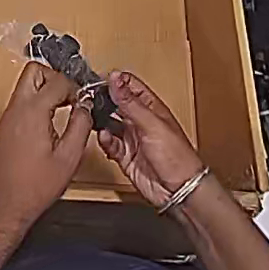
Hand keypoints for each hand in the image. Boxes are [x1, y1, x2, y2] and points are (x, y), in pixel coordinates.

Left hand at [0, 61, 94, 236]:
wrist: (5, 206)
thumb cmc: (34, 187)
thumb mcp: (69, 157)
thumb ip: (81, 125)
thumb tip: (86, 106)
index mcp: (33, 112)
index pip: (57, 80)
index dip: (75, 88)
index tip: (83, 101)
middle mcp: (17, 109)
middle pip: (34, 71)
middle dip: (55, 77)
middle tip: (70, 95)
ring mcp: (8, 116)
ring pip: (26, 84)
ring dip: (46, 89)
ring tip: (63, 108)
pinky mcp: (5, 126)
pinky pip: (22, 100)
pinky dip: (37, 101)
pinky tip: (50, 122)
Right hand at [97, 70, 207, 208]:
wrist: (179, 190)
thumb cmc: (177, 156)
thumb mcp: (151, 124)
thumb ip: (130, 102)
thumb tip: (116, 79)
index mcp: (151, 107)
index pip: (129, 85)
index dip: (115, 80)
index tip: (99, 80)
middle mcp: (140, 120)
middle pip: (117, 103)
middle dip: (103, 100)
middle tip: (89, 98)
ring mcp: (132, 138)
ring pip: (110, 123)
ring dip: (101, 121)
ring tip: (92, 118)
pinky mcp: (126, 156)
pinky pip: (109, 144)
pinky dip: (105, 141)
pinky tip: (105, 139)